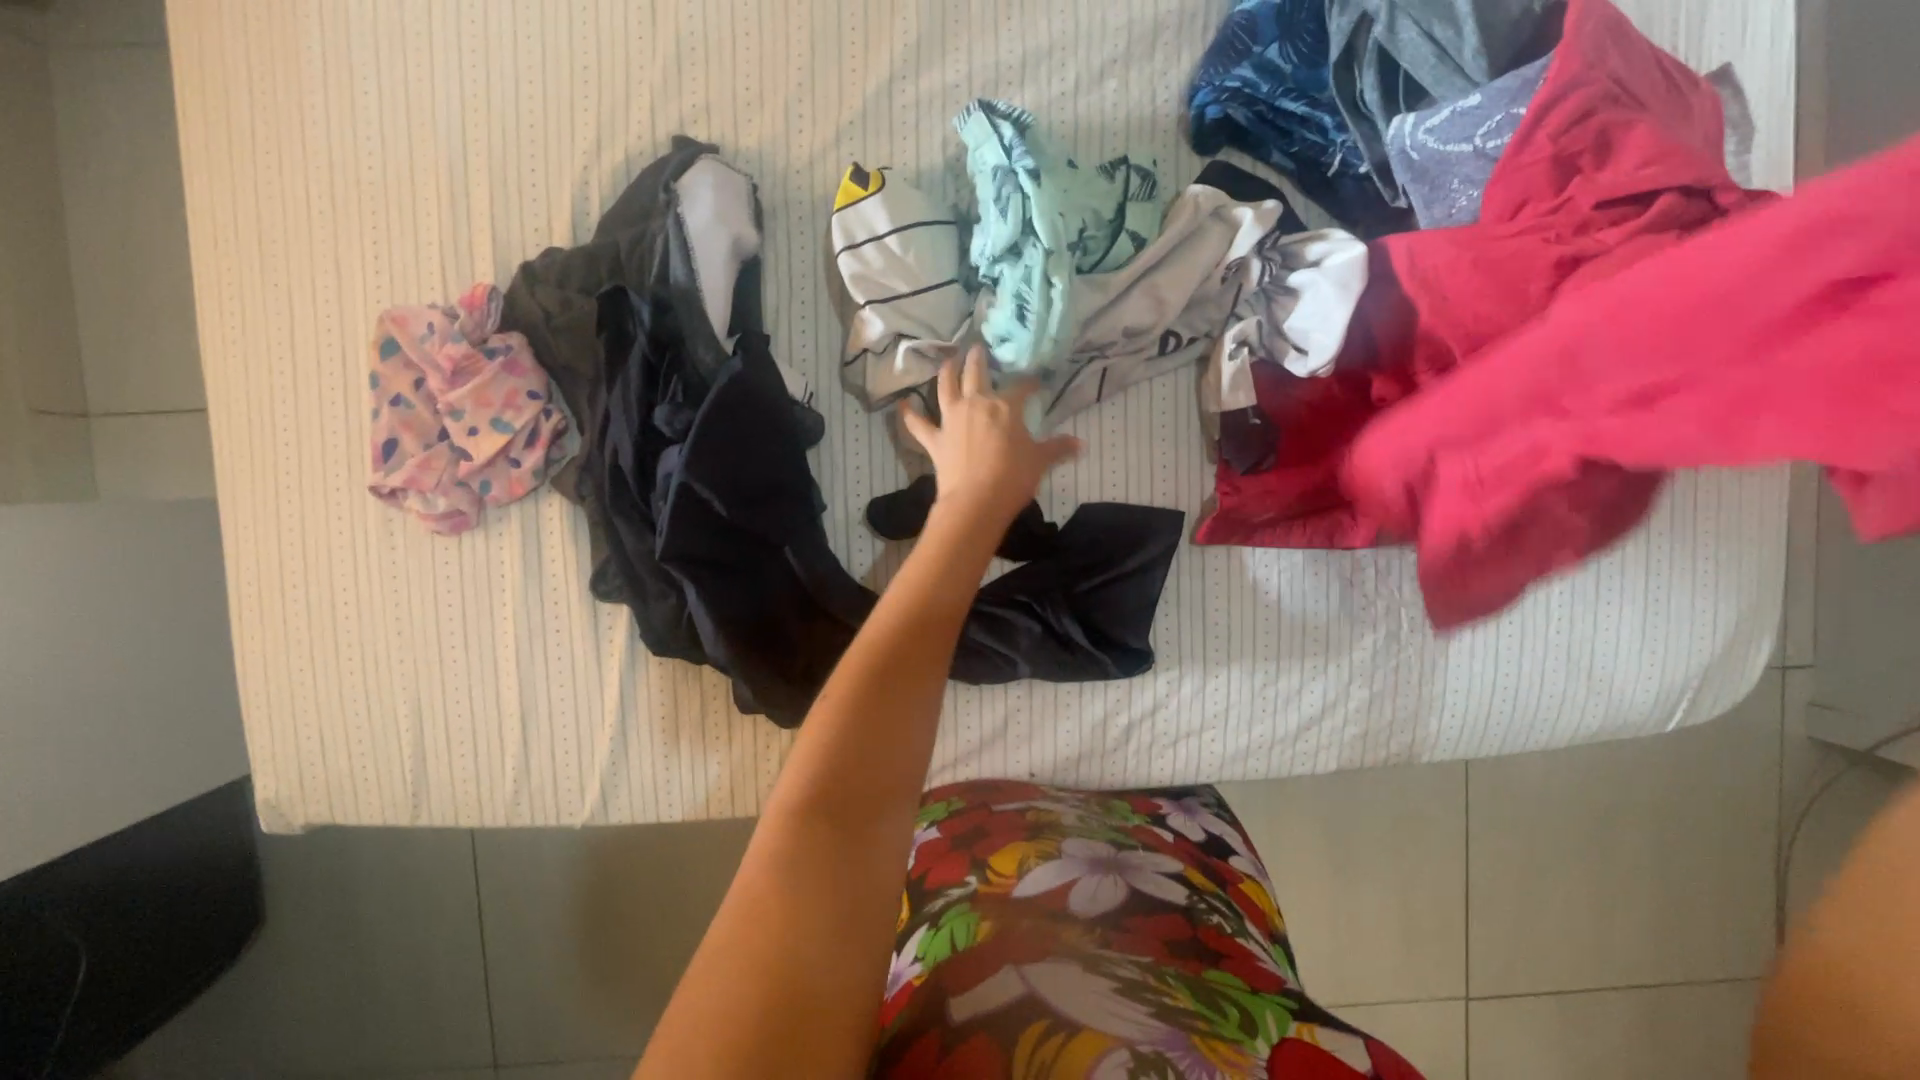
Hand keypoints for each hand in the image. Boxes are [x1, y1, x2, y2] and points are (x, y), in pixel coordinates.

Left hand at [899, 346, 1081, 529]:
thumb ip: (1058, 448)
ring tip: (947, 360)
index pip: (1021, 387)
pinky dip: (909, 414)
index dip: (1030, 383)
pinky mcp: (934, 439)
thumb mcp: (1040, 461)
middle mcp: (976, 404)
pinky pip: (917, 424)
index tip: (1036, 382)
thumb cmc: (1013, 478)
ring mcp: (951, 419)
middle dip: (978, 359)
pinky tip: (902, 404)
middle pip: (976, 373)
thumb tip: (1081, 444)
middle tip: (978, 349)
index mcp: (1005, 406)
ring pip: (945, 387)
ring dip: (945, 371)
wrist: (976, 502)